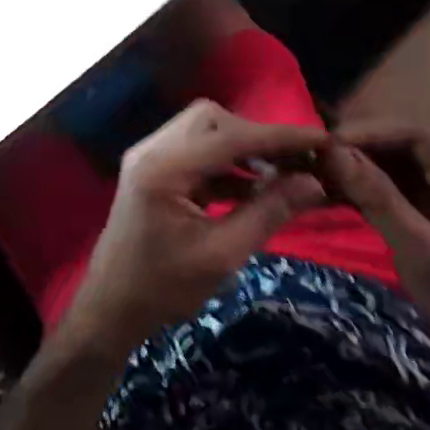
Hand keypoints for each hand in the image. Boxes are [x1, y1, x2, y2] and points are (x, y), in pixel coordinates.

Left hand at [61, 101, 327, 356]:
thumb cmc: (162, 289)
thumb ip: (268, 212)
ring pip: (206, 131)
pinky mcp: (155, 169)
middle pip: (214, 119)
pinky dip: (228, 164)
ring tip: (282, 172)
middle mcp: (152, 149)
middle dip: (257, 136)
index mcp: (163, 168)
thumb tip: (314, 183)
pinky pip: (198, 151)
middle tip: (294, 161)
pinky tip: (256, 187)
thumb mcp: (222, 255)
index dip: (279, 137)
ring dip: (244, 148)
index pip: (230, 136)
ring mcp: (150, 156)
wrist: (109, 310)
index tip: (320, 140)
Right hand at [321, 123, 429, 388]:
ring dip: (371, 170)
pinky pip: (417, 189)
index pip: (414, 133)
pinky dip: (384, 191)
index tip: (325, 145)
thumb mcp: (419, 251)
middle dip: (365, 151)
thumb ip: (377, 197)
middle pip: (412, 145)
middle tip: (319, 163)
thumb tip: (334, 153)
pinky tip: (351, 198)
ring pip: (411, 166)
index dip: (368, 133)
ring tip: (327, 179)